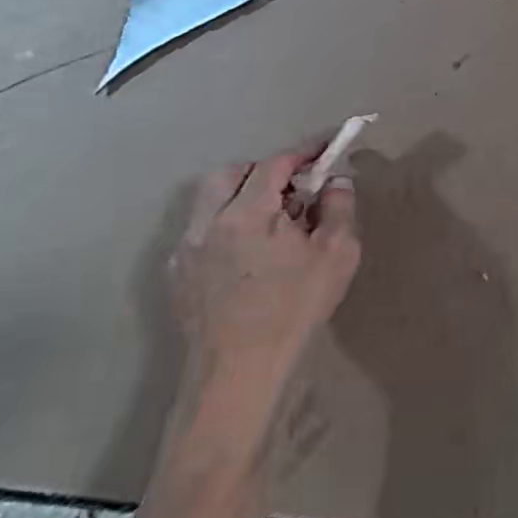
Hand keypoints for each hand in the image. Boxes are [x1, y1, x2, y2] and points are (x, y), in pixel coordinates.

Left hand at [171, 150, 360, 385]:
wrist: (239, 369)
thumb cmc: (296, 304)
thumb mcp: (338, 251)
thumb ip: (339, 207)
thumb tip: (335, 182)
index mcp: (247, 214)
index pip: (274, 164)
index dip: (304, 152)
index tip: (328, 148)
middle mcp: (207, 224)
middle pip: (229, 175)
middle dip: (265, 170)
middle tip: (297, 186)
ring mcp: (186, 251)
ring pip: (208, 202)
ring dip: (242, 196)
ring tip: (276, 218)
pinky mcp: (178, 274)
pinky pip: (201, 230)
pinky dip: (227, 223)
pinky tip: (253, 249)